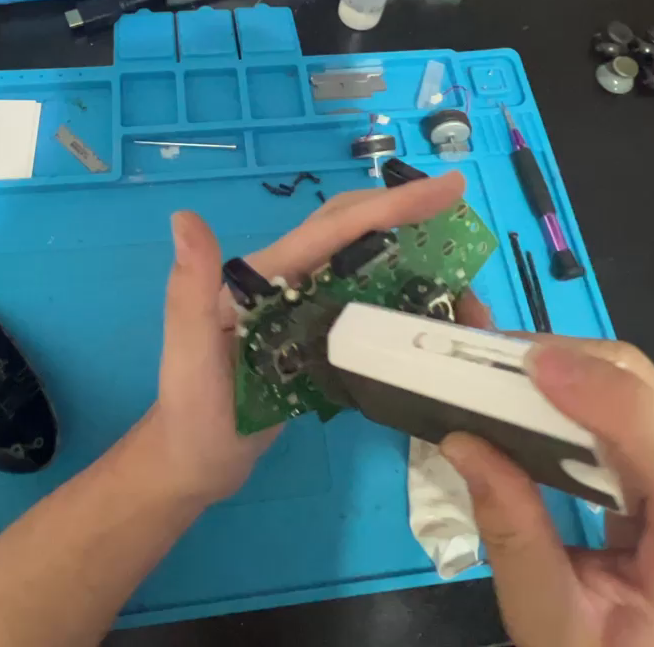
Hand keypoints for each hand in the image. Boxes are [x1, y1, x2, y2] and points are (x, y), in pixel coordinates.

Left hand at [140, 171, 468, 504]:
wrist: (193, 463)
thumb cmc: (190, 412)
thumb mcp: (187, 351)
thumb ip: (189, 289)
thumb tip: (184, 218)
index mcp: (264, 273)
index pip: (335, 230)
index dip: (392, 206)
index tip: (450, 190)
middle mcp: (289, 280)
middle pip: (354, 233)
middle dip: (410, 220)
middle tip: (466, 225)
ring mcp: (306, 310)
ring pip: (368, 268)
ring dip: (416, 267)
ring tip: (469, 298)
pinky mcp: (319, 340)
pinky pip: (367, 310)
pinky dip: (404, 306)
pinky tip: (434, 322)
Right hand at [440, 336, 653, 646]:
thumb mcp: (551, 621)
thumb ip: (512, 531)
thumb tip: (462, 440)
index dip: (608, 399)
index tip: (533, 366)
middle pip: (653, 399)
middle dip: (568, 365)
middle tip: (487, 360)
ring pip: (641, 387)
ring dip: (567, 368)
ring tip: (498, 368)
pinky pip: (633, 405)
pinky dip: (577, 386)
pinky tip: (534, 385)